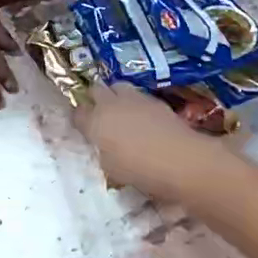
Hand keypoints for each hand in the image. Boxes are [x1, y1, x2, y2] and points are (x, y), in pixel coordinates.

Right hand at [75, 82, 236, 201]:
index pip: (78, 113)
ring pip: (118, 86)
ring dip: (116, 95)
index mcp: (95, 122)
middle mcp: (111, 104)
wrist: (179, 159)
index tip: (83, 126)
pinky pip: (138, 95)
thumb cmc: (140, 171)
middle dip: (95, 98)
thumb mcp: (113, 170)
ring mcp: (134, 98)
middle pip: (96, 90)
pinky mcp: (155, 99)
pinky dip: (136, 103)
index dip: (79, 118)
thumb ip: (105, 154)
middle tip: (100, 112)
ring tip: (121, 110)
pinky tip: (143, 117)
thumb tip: (107, 149)